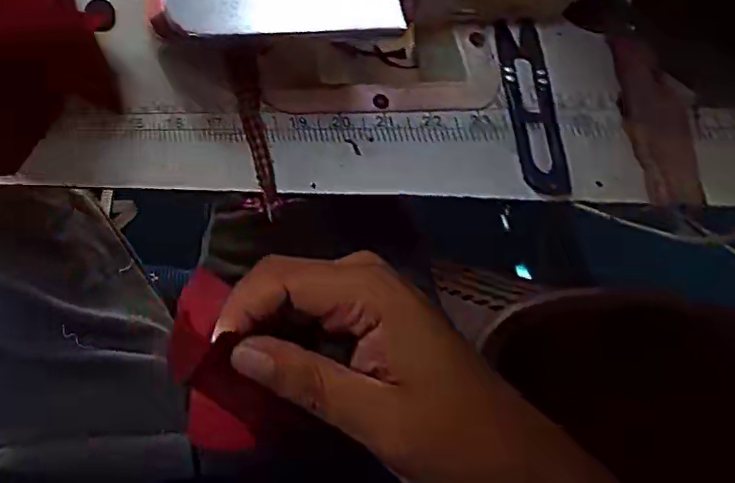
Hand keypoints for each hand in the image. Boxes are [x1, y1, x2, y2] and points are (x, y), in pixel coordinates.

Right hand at [216, 253, 613, 482]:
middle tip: (217, 356)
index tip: (212, 348)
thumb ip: (305, 379)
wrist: (522, 463)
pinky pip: (311, 308)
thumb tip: (238, 353)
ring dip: (264, 324)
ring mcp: (365, 287)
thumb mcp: (378, 419)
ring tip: (237, 359)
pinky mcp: (367, 308)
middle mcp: (360, 271)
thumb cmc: (457, 440)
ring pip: (292, 291)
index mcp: (365, 285)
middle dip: (247, 314)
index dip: (240, 308)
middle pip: (282, 278)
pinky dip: (286, 332)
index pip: (279, 277)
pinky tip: (273, 359)